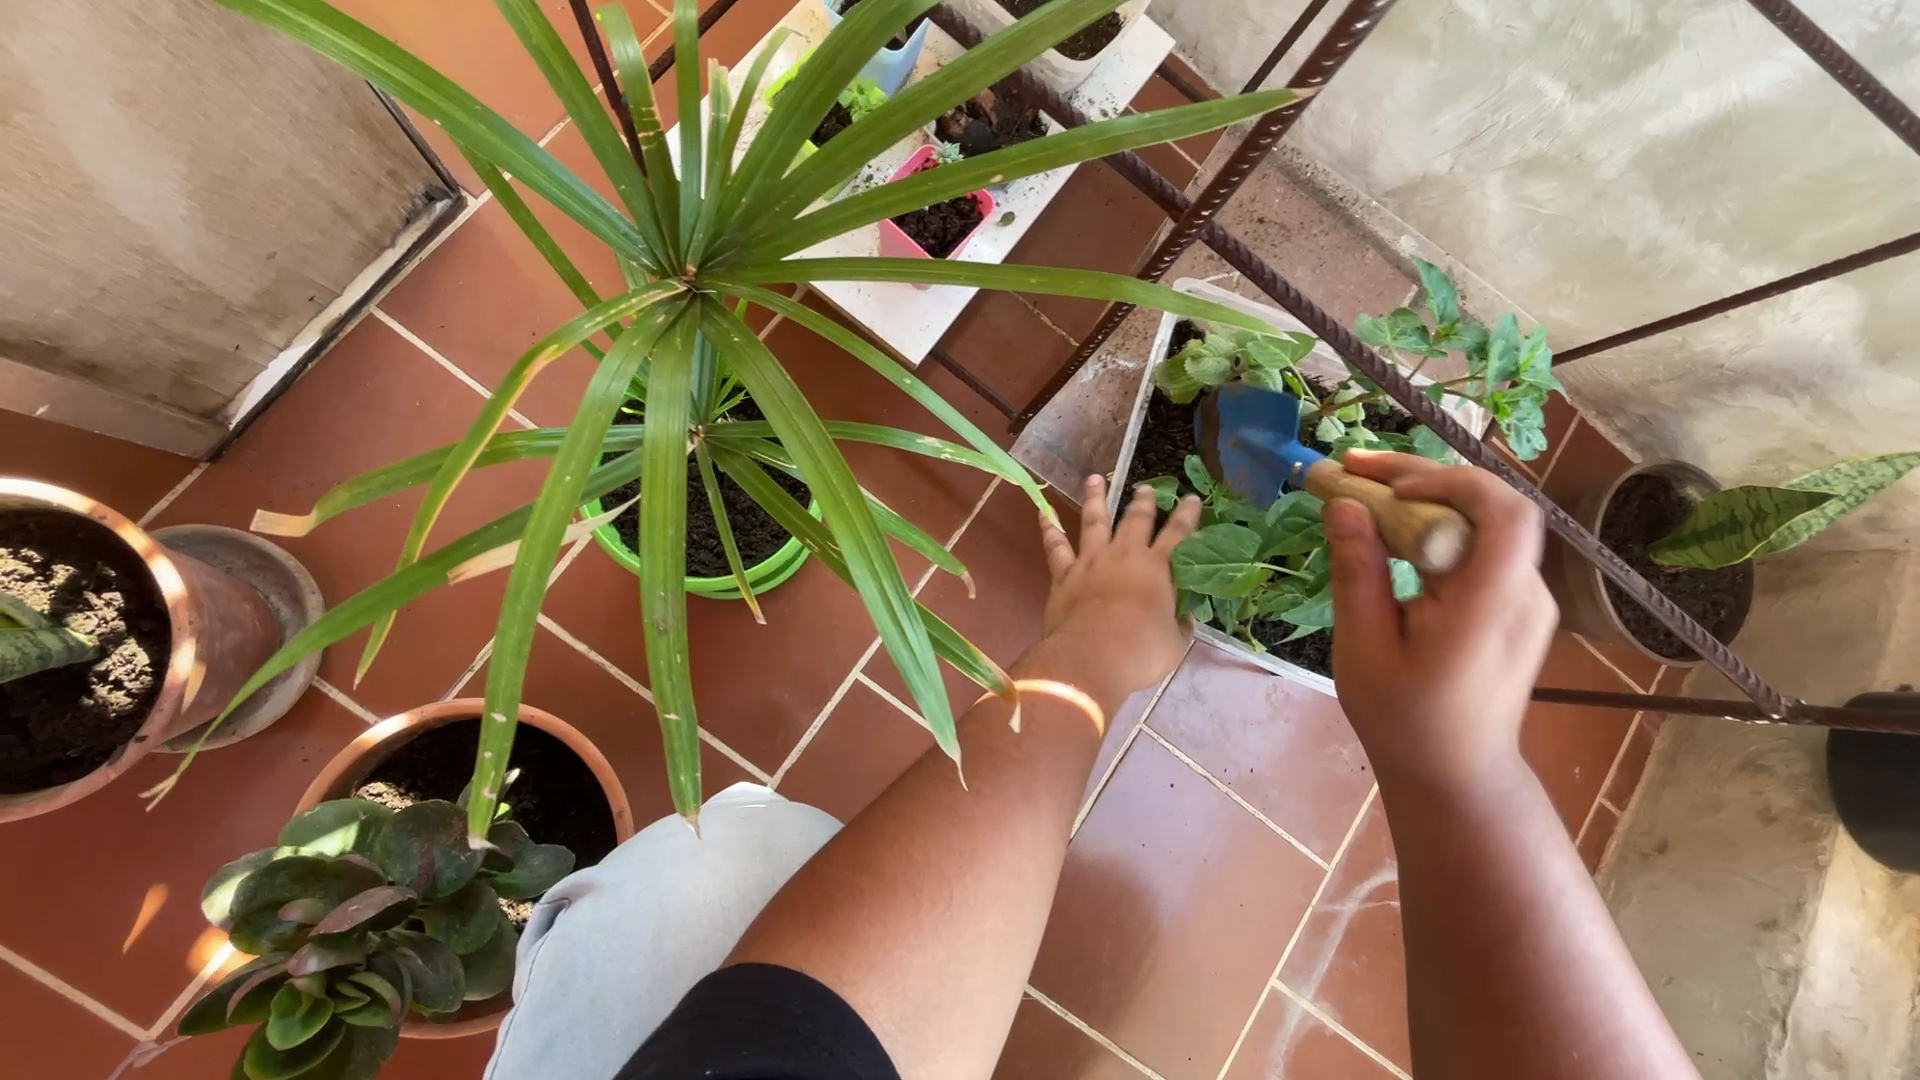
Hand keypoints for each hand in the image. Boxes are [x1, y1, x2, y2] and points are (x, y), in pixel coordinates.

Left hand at [1032, 475, 1200, 706]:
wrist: (1092, 657)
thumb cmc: (1141, 652)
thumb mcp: (1174, 643)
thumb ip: (1179, 625)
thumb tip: (1184, 617)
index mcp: (1157, 568)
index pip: (1178, 535)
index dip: (1187, 515)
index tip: (1192, 498)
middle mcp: (1124, 556)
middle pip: (1135, 520)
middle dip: (1143, 502)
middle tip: (1146, 488)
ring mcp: (1091, 562)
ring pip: (1094, 520)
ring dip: (1096, 498)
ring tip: (1096, 478)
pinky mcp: (1064, 574)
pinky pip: (1055, 546)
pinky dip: (1049, 528)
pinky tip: (1043, 512)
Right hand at [1326, 451, 1557, 791]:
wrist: (1454, 772)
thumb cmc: (1402, 718)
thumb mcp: (1363, 647)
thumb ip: (1357, 573)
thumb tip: (1345, 505)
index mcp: (1489, 608)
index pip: (1504, 514)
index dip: (1450, 482)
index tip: (1386, 487)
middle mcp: (1523, 594)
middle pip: (1490, 507)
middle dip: (1421, 476)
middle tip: (1352, 466)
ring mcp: (1525, 599)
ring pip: (1483, 522)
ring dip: (1425, 497)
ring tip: (1363, 488)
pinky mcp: (1513, 604)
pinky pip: (1478, 546)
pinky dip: (1434, 525)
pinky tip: (1392, 528)